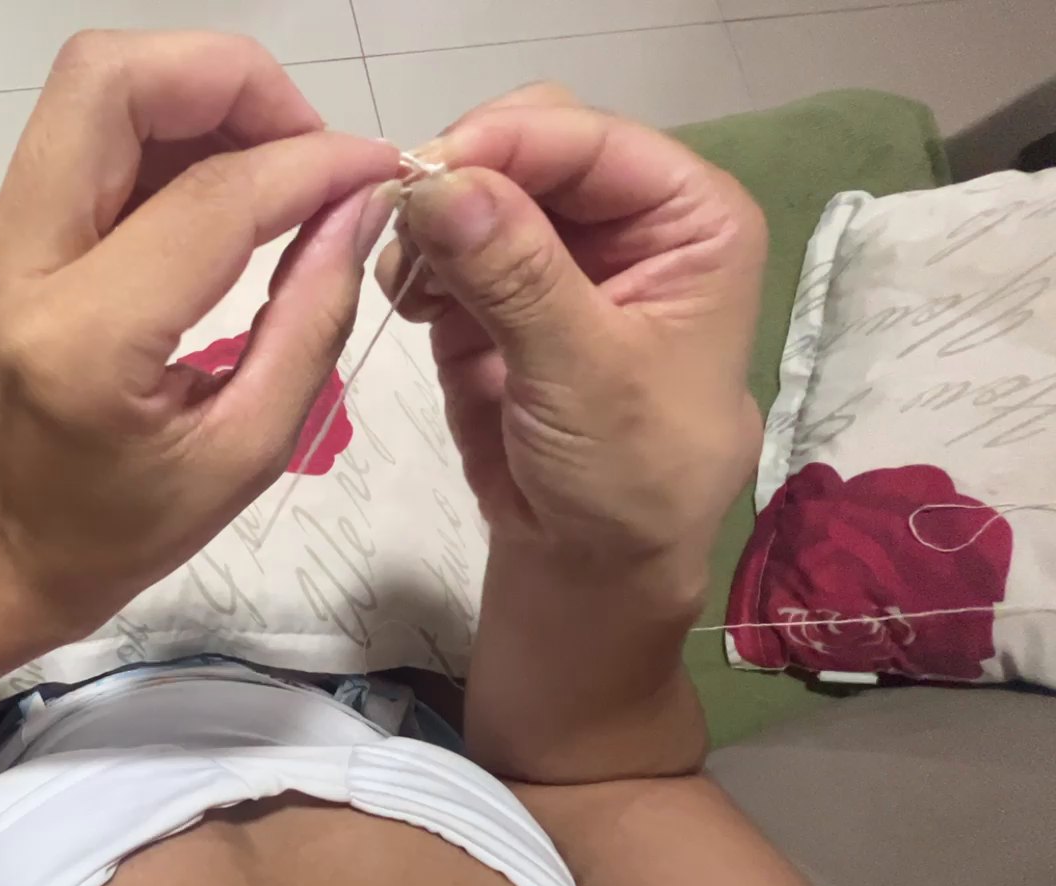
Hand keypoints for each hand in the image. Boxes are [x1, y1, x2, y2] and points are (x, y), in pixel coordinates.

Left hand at [0, 31, 402, 635]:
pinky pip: (76, 147)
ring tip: (268, 165)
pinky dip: (157, 139)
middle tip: (303, 145)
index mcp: (80, 346)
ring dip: (191, 101)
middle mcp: (12, 278)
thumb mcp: (250, 447)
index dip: (306, 164)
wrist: (36, 550)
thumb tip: (356, 198)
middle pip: (105, 86)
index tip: (373, 170)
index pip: (207, 201)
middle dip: (227, 81)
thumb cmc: (142, 526)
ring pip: (85, 100)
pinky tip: (213, 187)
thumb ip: (311, 317)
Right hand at [375, 84, 765, 606]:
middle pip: (522, 155)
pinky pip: (437, 261)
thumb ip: (515, 276)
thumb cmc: (623, 468)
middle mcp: (610, 229)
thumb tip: (436, 187)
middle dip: (457, 183)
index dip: (504, 144)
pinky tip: (408, 307)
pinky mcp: (484, 308)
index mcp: (679, 220)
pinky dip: (411, 271)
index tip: (420, 175)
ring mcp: (541, 267)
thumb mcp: (583, 371)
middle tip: (399, 228)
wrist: (578, 550)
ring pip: (468, 203)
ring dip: (424, 232)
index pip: (586, 142)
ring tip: (406, 290)